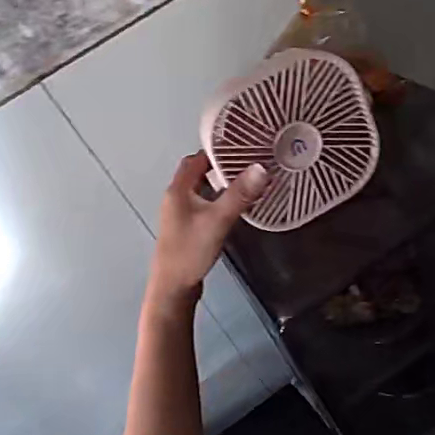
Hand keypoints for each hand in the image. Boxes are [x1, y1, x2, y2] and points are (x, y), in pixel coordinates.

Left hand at [147, 153, 268, 307]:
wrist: (173, 287)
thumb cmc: (190, 251)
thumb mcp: (218, 220)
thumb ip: (239, 194)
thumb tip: (261, 168)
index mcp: (178, 190)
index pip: (196, 159)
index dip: (216, 151)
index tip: (241, 147)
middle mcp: (176, 198)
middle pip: (197, 173)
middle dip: (220, 166)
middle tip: (247, 163)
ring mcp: (180, 214)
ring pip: (201, 190)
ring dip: (219, 184)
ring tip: (246, 181)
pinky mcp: (187, 228)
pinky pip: (203, 205)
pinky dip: (217, 200)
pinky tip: (234, 207)